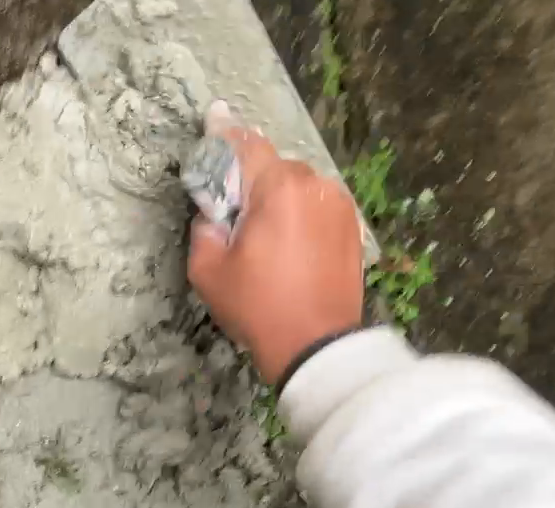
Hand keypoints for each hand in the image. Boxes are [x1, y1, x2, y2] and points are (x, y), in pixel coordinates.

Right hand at [188, 102, 365, 382]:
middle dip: (251, 182)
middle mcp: (314, 183)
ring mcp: (338, 203)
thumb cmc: (256, 306)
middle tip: (233, 217)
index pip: (246, 146)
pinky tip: (287, 249)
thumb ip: (204, 230)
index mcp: (277, 189)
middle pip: (273, 168)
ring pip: (297, 188)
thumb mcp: (208, 272)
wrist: (315, 342)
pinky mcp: (350, 225)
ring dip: (276, 201)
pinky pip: (315, 207)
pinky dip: (297, 216)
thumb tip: (213, 214)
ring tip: (262, 240)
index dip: (224, 134)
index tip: (213, 117)